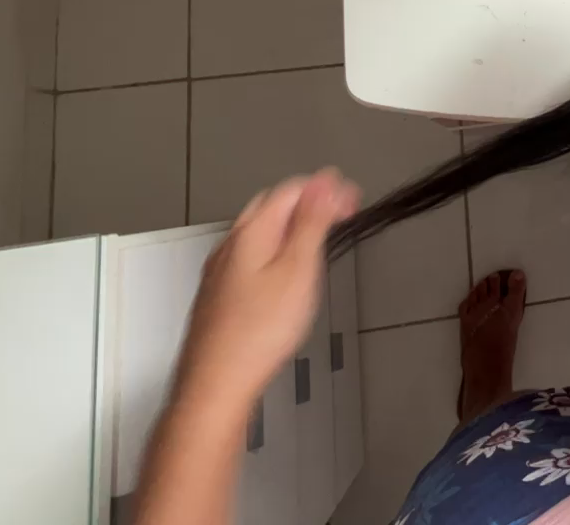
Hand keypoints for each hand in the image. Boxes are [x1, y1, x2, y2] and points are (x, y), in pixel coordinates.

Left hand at [176, 170, 358, 410]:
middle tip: (340, 214)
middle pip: (272, 205)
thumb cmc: (261, 331)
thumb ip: (312, 221)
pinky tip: (288, 269)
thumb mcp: (299, 268)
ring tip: (321, 238)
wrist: (216, 387)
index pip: (292, 190)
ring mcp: (220, 270)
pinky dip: (276, 246)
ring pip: (260, 230)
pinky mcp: (219, 294)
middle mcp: (230, 245)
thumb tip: (325, 182)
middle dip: (308, 202)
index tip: (353, 201)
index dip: (325, 189)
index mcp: (252, 232)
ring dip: (293, 224)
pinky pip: (251, 254)